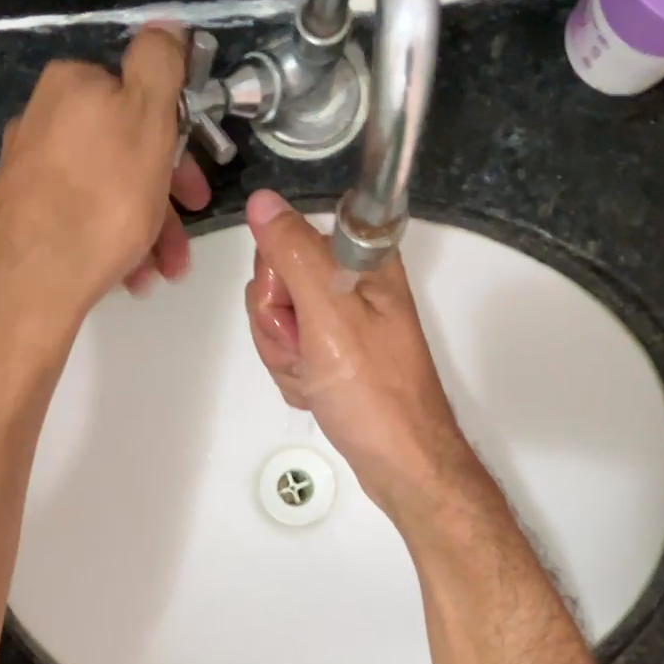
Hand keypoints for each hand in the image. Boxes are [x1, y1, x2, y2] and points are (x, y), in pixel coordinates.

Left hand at [0, 24, 212, 330]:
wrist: (30, 286)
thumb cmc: (101, 203)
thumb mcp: (147, 121)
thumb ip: (160, 65)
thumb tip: (165, 27)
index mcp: (73, 86)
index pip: (140, 100)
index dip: (178, 146)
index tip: (197, 191)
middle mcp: (43, 120)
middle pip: (125, 154)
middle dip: (165, 202)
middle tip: (183, 244)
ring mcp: (28, 171)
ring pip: (107, 194)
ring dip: (146, 232)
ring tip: (163, 272)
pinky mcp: (23, 215)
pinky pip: (83, 220)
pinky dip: (113, 244)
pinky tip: (129, 277)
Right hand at [243, 190, 482, 520]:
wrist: (400, 462)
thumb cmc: (372, 393)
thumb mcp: (330, 317)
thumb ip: (293, 255)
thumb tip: (263, 201)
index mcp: (360, 260)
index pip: (286, 242)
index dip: (278, 282)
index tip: (297, 314)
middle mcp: (353, 283)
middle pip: (277, 283)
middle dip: (279, 327)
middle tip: (310, 356)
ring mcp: (344, 322)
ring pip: (279, 321)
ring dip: (286, 357)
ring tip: (317, 380)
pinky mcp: (337, 354)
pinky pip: (291, 351)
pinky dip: (295, 377)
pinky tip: (317, 393)